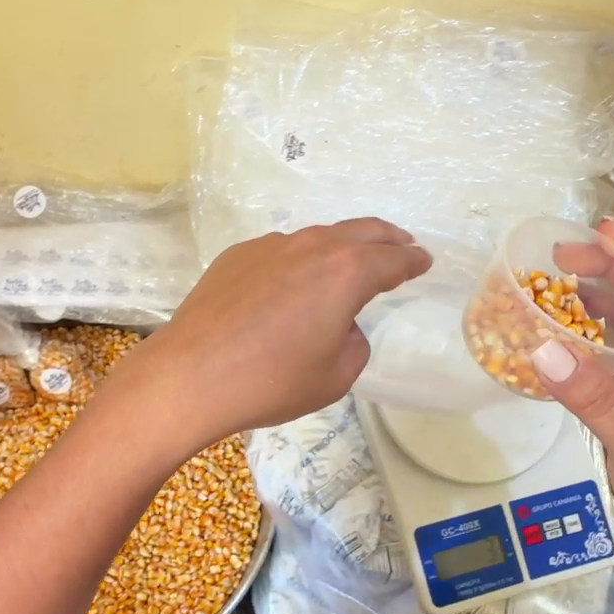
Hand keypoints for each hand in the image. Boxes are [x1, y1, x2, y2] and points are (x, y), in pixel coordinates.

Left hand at [122, 218, 431, 442]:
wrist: (191, 376)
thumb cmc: (271, 382)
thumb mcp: (334, 377)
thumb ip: (353, 344)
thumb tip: (340, 326)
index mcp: (346, 272)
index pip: (392, 260)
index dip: (412, 261)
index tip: (423, 260)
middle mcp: (310, 247)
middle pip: (359, 232)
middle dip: (385, 238)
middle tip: (400, 244)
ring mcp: (267, 247)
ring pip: (315, 239)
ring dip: (337, 248)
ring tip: (344, 265)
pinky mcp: (234, 258)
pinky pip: (277, 254)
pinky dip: (295, 263)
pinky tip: (288, 287)